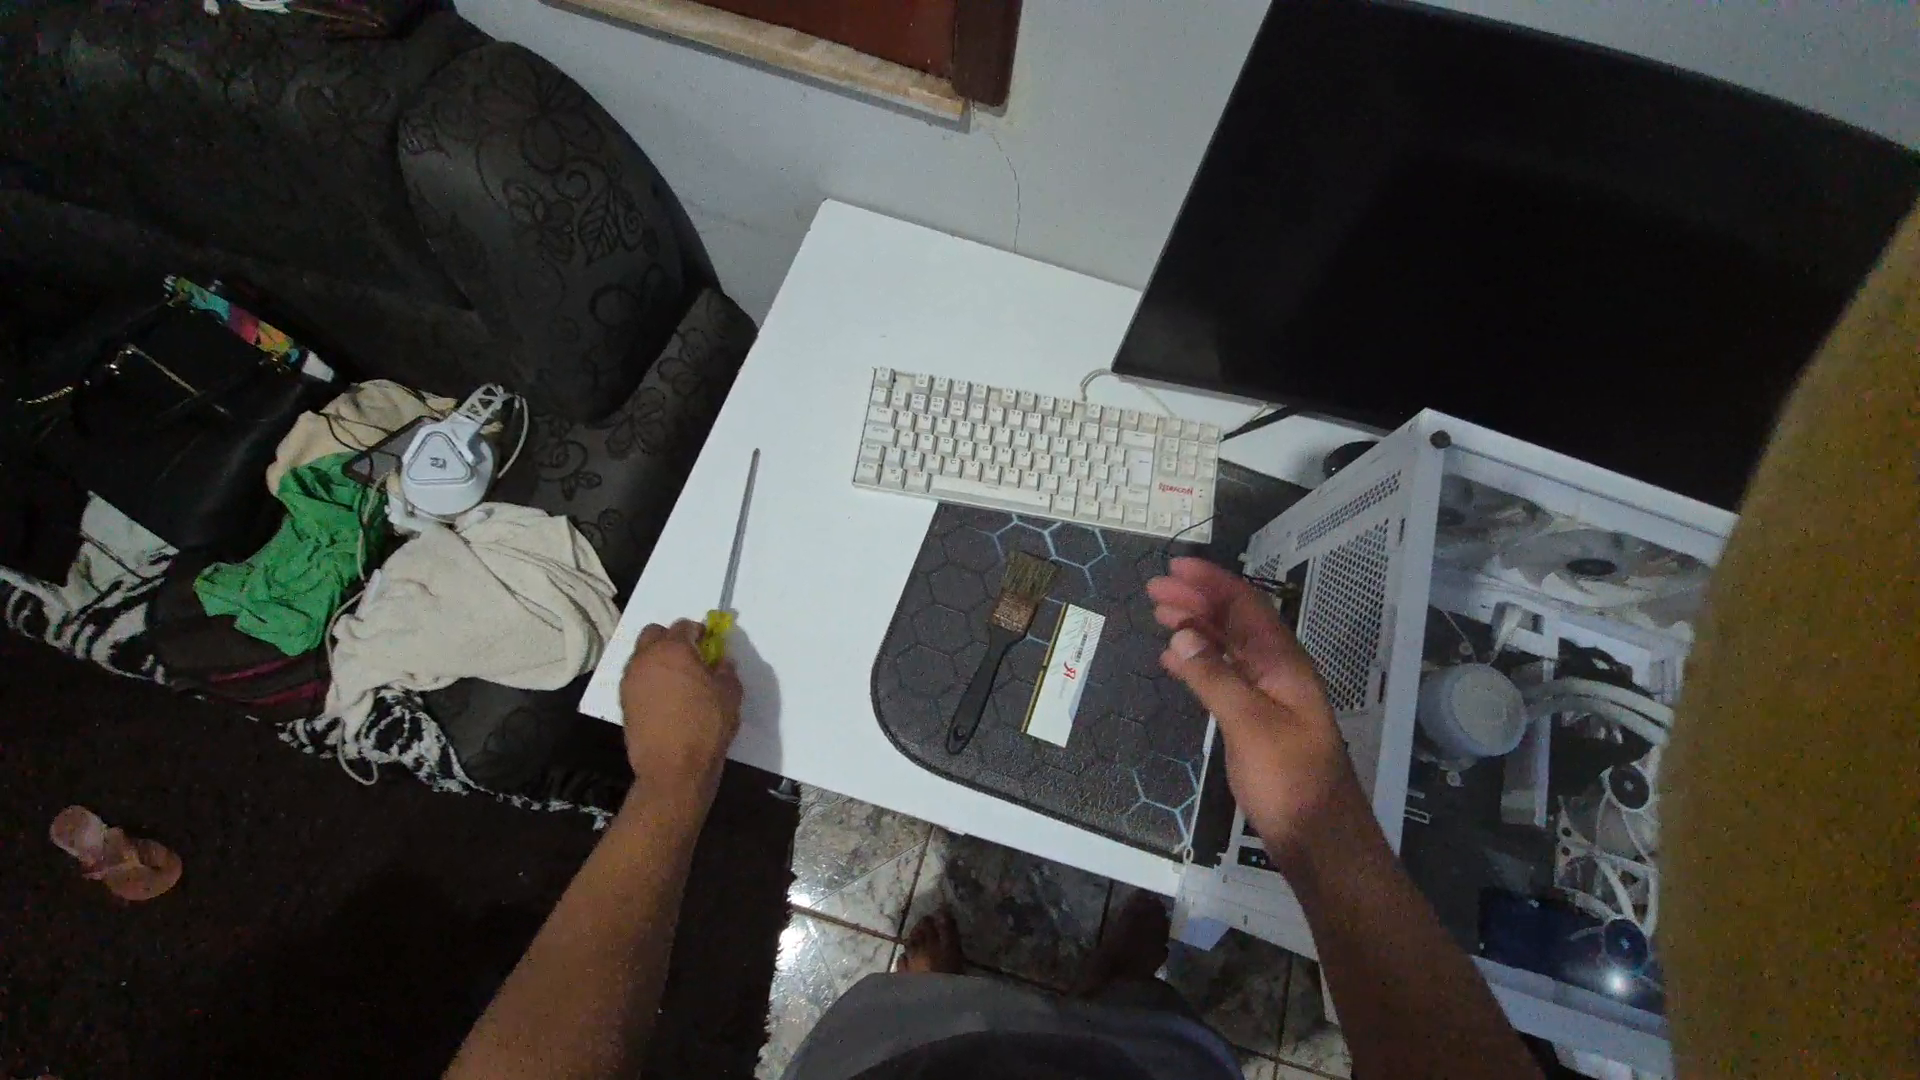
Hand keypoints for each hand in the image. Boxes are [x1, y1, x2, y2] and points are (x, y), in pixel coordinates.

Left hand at [617, 620, 742, 816]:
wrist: (674, 766)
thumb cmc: (706, 724)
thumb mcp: (730, 693)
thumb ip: (726, 669)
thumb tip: (721, 661)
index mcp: (673, 649)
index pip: (684, 626)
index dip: (699, 631)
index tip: (709, 643)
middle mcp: (646, 658)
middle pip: (654, 633)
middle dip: (671, 638)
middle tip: (690, 656)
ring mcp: (630, 680)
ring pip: (642, 655)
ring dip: (658, 659)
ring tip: (678, 680)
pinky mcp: (624, 701)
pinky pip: (637, 678)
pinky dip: (650, 679)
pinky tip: (666, 697)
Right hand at [1147, 557, 1370, 870]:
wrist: (1318, 837)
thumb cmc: (1289, 777)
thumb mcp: (1250, 723)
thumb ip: (1215, 677)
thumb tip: (1181, 635)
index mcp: (1282, 662)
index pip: (1245, 607)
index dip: (1211, 582)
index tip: (1174, 568)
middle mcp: (1275, 670)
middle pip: (1233, 622)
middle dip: (1196, 601)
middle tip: (1154, 591)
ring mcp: (1264, 694)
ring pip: (1226, 647)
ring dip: (1194, 627)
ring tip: (1159, 616)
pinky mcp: (1252, 718)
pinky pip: (1221, 675)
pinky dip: (1196, 661)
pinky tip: (1172, 659)